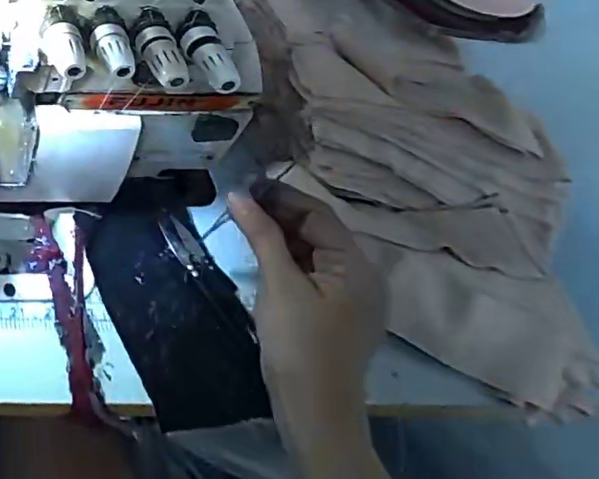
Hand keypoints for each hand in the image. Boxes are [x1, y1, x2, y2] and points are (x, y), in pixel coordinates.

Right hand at [227, 179, 385, 473]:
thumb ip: (261, 233)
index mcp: (356, 265)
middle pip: (316, 228)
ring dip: (279, 232)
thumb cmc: (299, 344)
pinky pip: (311, 267)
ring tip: (243, 220)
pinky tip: (260, 249)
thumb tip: (237, 193)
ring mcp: (350, 293)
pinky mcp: (336, 308)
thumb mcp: (278, 283)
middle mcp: (361, 273)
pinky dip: (286, 254)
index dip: (279, 195)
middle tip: (237, 201)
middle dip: (278, 212)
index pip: (317, 213)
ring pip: (311, 247)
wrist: (314, 414)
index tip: (242, 185)